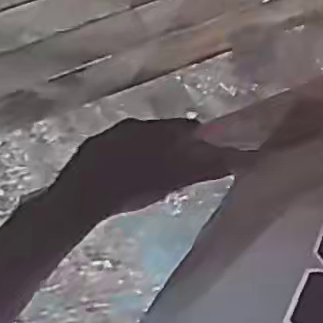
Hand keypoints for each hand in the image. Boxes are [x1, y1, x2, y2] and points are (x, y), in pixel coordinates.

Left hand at [48, 118, 250, 217]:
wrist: (80, 198)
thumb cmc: (134, 187)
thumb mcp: (176, 180)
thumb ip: (208, 168)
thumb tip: (243, 159)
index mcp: (160, 129)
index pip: (190, 127)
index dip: (201, 141)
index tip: (205, 155)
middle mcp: (137, 124)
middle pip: (165, 131)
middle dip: (174, 145)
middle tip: (180, 167)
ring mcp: (111, 133)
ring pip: (141, 138)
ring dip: (150, 150)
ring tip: (153, 173)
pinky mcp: (92, 146)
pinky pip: (118, 146)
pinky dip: (127, 156)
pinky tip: (126, 174)